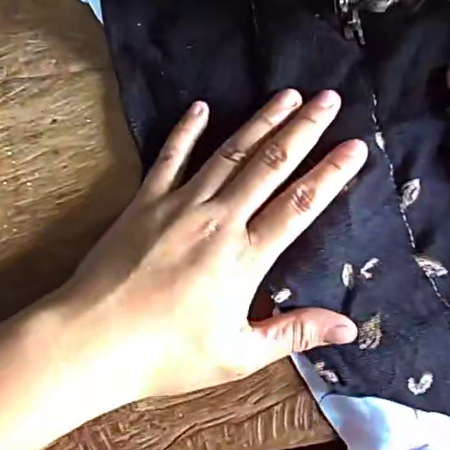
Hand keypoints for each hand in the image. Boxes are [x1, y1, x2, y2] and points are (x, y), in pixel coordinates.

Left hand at [42, 89, 368, 407]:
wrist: (94, 339)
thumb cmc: (166, 354)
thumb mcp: (237, 355)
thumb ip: (294, 333)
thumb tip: (348, 327)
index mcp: (245, 258)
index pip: (300, 205)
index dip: (332, 173)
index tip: (356, 145)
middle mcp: (218, 221)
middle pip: (270, 166)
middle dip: (303, 128)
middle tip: (328, 98)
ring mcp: (179, 206)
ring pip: (229, 154)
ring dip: (260, 121)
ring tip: (285, 95)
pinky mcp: (145, 203)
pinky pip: (170, 158)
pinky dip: (186, 131)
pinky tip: (200, 107)